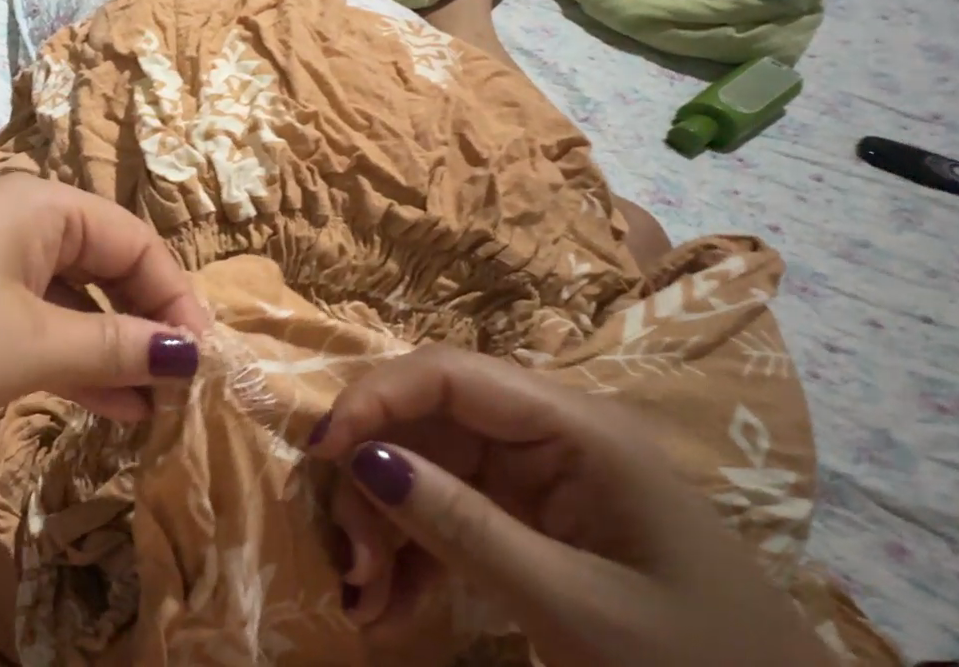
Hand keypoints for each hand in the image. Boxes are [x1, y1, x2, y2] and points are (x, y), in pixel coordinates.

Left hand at [0, 176, 208, 508]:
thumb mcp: (34, 347)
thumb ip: (117, 347)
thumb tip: (192, 354)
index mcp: (40, 206)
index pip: (138, 242)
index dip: (177, 300)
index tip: (206, 364)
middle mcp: (13, 219)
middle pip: (104, 264)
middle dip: (143, 325)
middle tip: (178, 390)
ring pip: (66, 296)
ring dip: (106, 347)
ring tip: (146, 407)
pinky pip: (28, 317)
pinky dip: (62, 354)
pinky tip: (95, 400)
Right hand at [308, 347, 835, 666]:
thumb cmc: (694, 665)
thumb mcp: (573, 604)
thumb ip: (460, 525)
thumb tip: (358, 457)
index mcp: (577, 428)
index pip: (448, 374)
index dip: (373, 398)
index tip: (317, 451)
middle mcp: (547, 437)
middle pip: (424, 423)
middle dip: (371, 482)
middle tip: (349, 559)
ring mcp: (534, 480)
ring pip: (421, 470)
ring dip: (380, 529)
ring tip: (365, 598)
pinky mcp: (526, 521)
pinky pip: (442, 516)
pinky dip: (408, 557)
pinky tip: (390, 606)